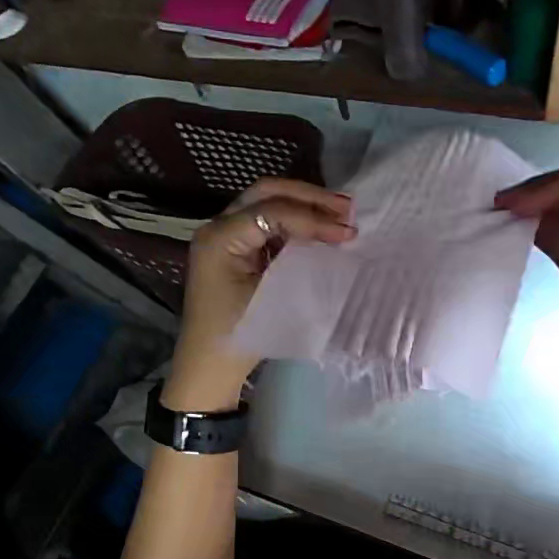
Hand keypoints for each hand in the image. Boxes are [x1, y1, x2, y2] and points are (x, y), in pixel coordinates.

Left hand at [167, 178, 354, 410]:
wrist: (211, 365)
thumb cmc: (240, 334)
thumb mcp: (272, 297)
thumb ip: (301, 262)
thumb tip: (337, 240)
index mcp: (220, 238)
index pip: (272, 212)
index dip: (313, 218)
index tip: (347, 233)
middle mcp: (219, 228)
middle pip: (267, 193)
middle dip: (309, 197)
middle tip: (347, 208)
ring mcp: (227, 236)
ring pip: (268, 203)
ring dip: (305, 205)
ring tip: (341, 213)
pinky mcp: (239, 249)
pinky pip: (269, 223)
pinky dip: (298, 221)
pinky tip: (322, 229)